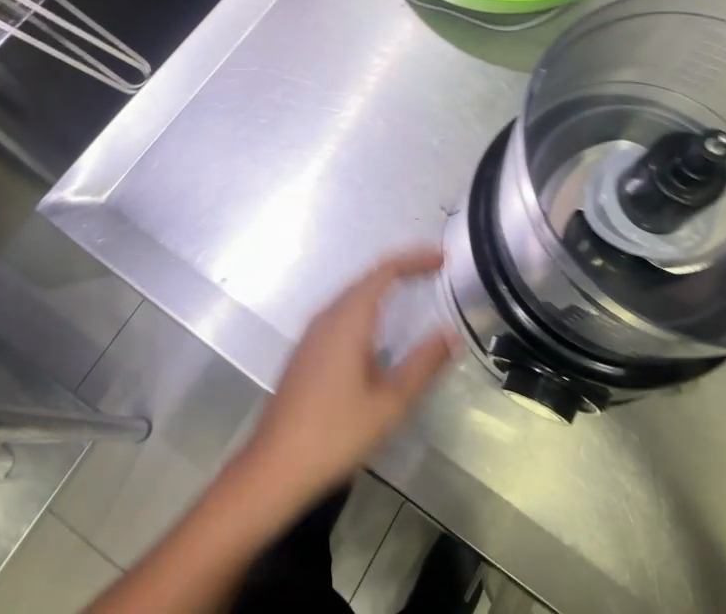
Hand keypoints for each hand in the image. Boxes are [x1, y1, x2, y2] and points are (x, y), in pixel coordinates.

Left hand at [240, 250, 456, 507]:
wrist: (275, 467)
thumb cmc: (336, 434)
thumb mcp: (389, 403)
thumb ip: (423, 365)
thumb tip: (450, 335)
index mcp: (347, 320)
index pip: (384, 272)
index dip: (414, 259)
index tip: (442, 259)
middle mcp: (325, 318)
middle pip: (366, 281)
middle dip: (400, 271)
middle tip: (434, 274)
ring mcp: (310, 336)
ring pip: (351, 299)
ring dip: (381, 291)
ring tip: (413, 296)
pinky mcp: (304, 355)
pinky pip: (340, 317)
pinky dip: (366, 311)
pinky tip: (379, 336)